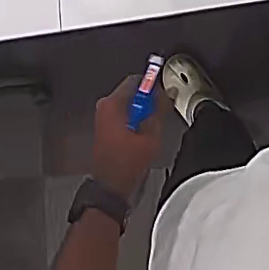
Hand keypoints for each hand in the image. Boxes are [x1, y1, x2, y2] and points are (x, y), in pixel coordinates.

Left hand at [91, 75, 163, 199]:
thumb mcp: (150, 136)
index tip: (164, 92)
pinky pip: (123, 115)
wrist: (111, 188)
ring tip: (150, 129)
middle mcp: (105, 107)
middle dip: (148, 101)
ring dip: (142, 112)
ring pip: (128, 105)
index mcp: (113, 104)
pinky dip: (134, 120)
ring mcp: (103, 117)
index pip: (136, 80)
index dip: (152, 85)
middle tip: (160, 114)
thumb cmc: (126, 165)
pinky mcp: (105, 127)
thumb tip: (165, 94)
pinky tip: (142, 136)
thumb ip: (159, 111)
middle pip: (132, 92)